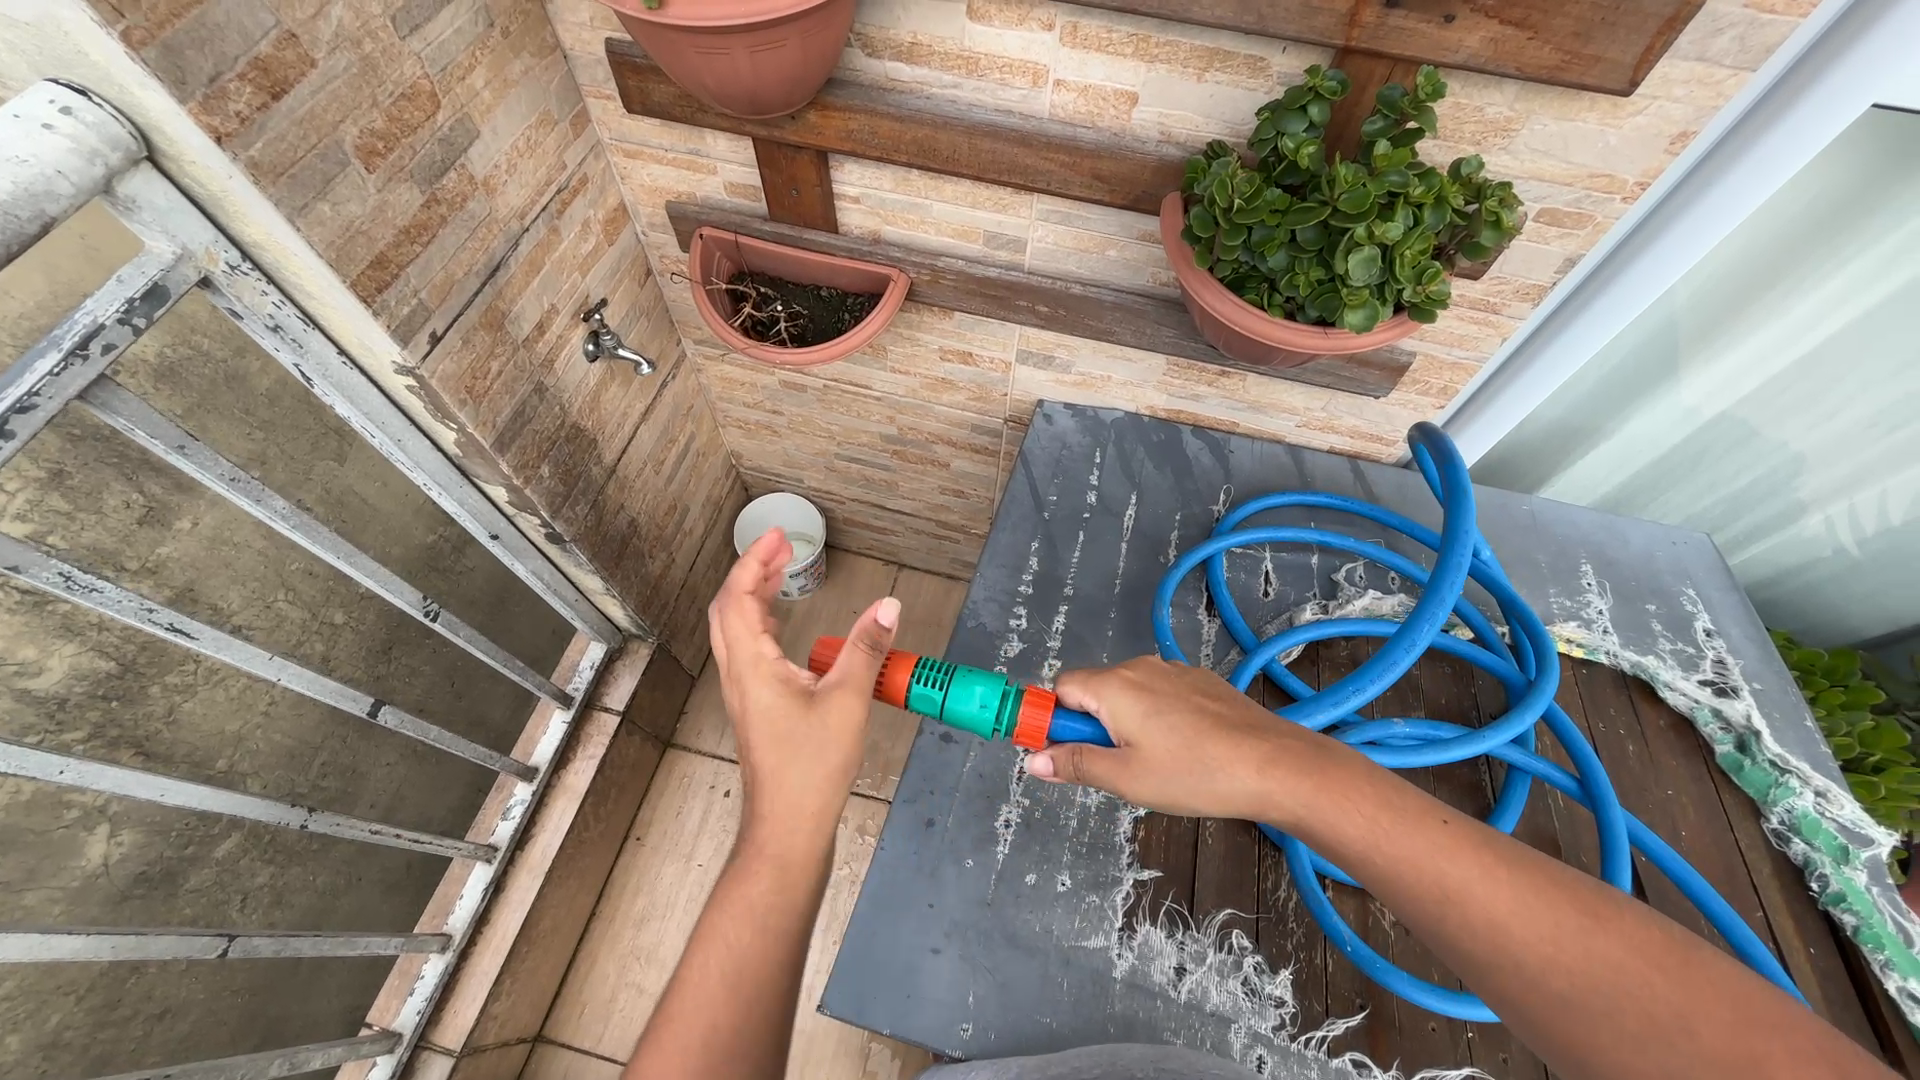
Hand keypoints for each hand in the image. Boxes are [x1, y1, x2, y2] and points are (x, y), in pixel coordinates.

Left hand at [708, 528, 899, 849]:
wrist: (789, 825)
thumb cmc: (813, 764)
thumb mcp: (848, 700)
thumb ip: (866, 648)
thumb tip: (888, 605)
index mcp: (751, 665)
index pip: (738, 597)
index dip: (754, 561)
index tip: (779, 536)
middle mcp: (738, 673)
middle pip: (729, 609)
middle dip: (752, 572)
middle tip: (783, 547)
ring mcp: (743, 692)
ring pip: (735, 630)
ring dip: (753, 595)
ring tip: (782, 572)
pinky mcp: (754, 707)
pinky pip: (746, 649)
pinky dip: (760, 621)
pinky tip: (782, 623)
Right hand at [1024, 654, 1360, 824]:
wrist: (1275, 764)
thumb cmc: (1194, 773)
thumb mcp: (1126, 779)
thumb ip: (1075, 764)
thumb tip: (1032, 760)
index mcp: (1113, 686)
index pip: (1060, 689)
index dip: (1053, 720)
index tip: (1063, 752)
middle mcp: (1139, 667)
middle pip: (1093, 690)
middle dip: (1091, 726)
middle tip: (1114, 767)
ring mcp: (1173, 670)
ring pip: (1128, 693)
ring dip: (1123, 723)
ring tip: (1152, 764)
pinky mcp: (1200, 680)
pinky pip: (1159, 694)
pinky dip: (1155, 717)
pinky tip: (1183, 750)